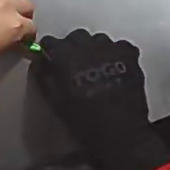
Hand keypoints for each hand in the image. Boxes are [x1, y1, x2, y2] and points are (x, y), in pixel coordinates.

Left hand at [0, 0, 36, 77]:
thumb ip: (9, 40)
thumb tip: (13, 37)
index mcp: (15, 26)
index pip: (31, 26)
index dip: (28, 33)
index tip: (23, 37)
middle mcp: (7, 6)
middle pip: (26, 4)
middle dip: (23, 13)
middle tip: (15, 20)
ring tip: (1, 6)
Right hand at [31, 29, 169, 169]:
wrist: (119, 133)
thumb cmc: (82, 120)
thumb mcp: (55, 100)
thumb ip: (44, 77)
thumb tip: (39, 61)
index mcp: (66, 58)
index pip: (51, 41)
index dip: (50, 50)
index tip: (49, 57)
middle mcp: (88, 47)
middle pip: (76, 36)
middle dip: (72, 46)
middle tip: (73, 62)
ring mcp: (111, 49)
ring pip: (98, 39)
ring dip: (93, 48)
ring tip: (95, 64)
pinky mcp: (130, 55)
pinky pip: (119, 45)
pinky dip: (115, 52)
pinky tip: (115, 65)